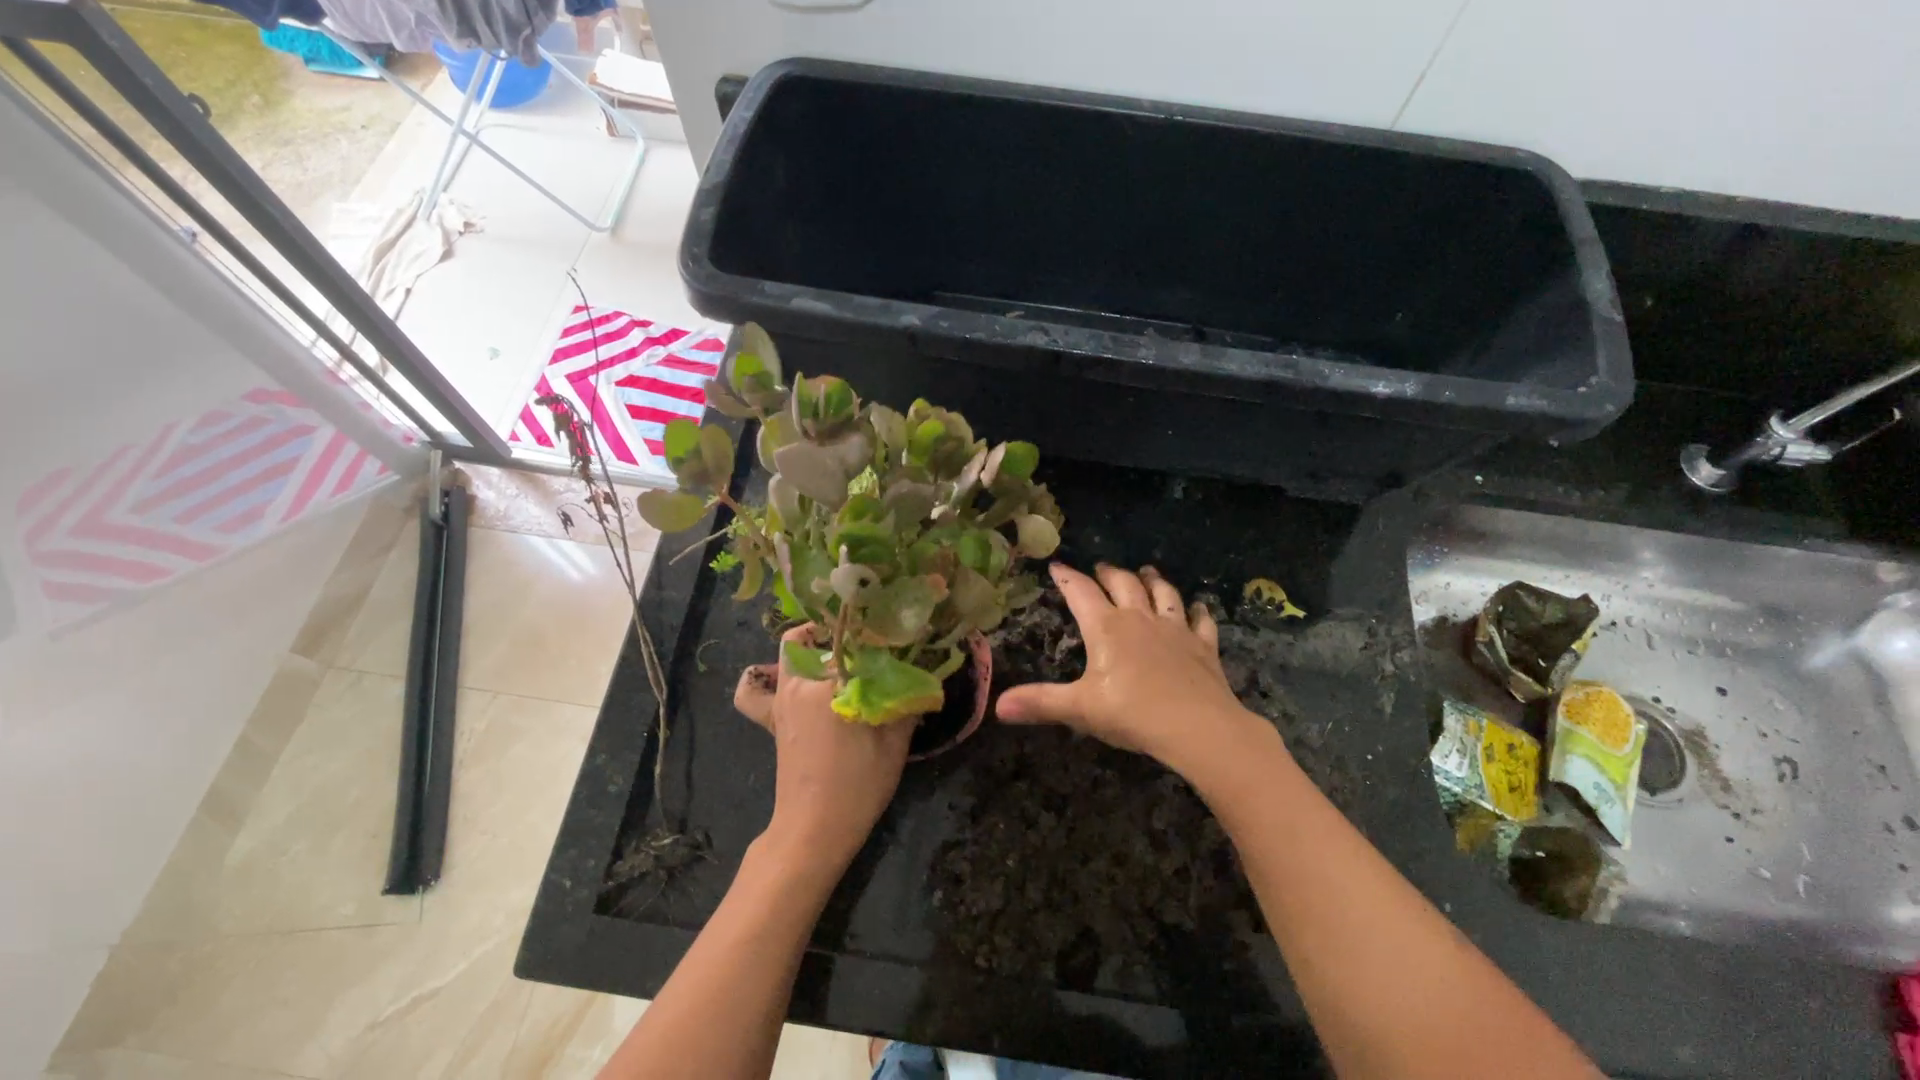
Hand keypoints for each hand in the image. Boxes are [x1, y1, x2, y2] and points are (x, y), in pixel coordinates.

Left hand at [733, 625, 914, 865]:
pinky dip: (765, 677)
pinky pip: (757, 689)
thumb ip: (905, 704)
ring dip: (809, 646)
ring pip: (789, 653)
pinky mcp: (772, 719)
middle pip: (821, 640)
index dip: (878, 637)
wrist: (814, 829)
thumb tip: (919, 678)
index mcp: (832, 684)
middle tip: (870, 646)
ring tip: (835, 651)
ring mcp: (781, 699)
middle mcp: (801, 683)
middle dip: (844, 636)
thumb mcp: (894, 745)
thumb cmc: (858, 786)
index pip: (856, 641)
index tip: (898, 641)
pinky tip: (790, 679)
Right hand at [995, 563, 1274, 776]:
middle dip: (1109, 573)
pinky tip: (1199, 608)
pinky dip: (1198, 612)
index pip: (1081, 592)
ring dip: (1153, 580)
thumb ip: (1041, 703)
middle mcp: (1140, 619)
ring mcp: (1175, 630)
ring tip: (1147, 571)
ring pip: (1164, 594)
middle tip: (1101, 567)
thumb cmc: (1133, 714)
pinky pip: (1201, 621)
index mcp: (1107, 628)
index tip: (1057, 566)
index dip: (1067, 578)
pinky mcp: (1203, 646)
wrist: (1197, 726)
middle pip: (1123, 584)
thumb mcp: (1080, 709)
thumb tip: (999, 706)